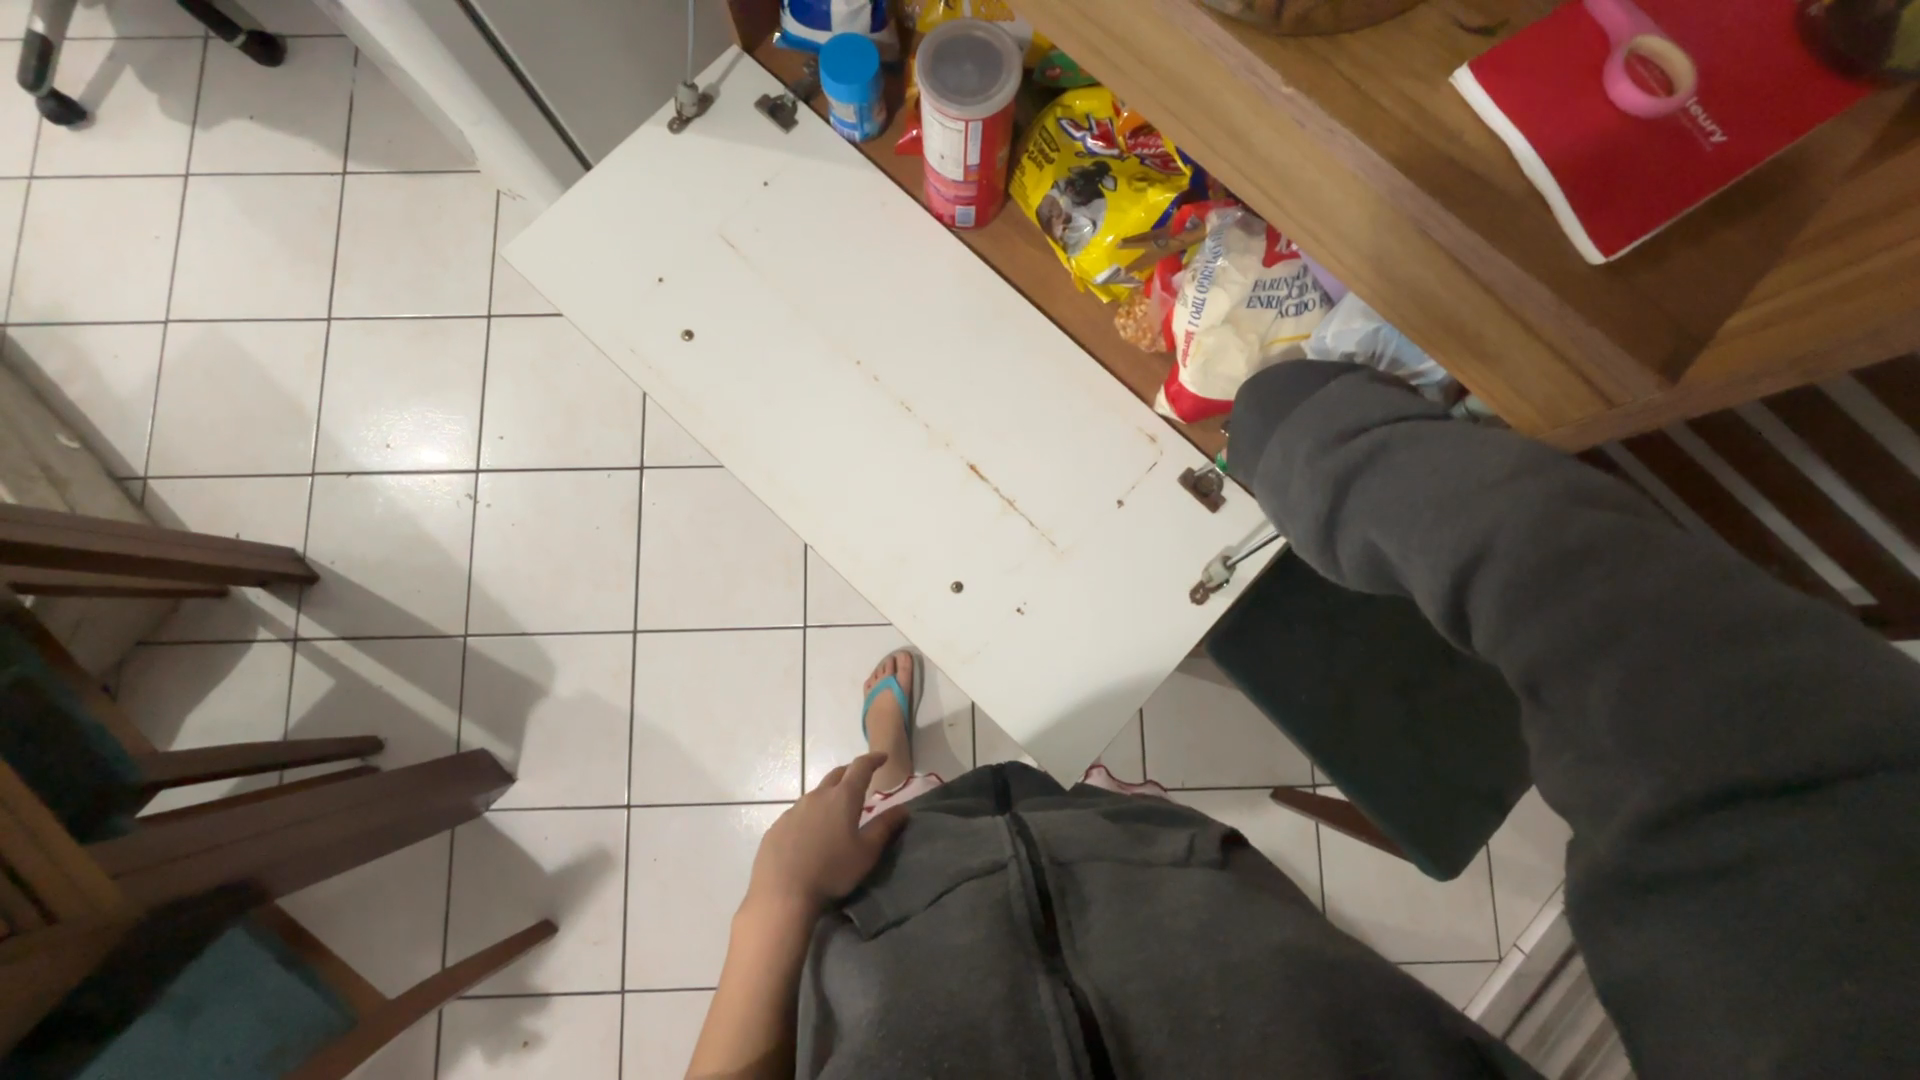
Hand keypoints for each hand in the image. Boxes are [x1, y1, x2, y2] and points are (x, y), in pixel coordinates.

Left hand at [745, 753, 907, 913]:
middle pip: (837, 775)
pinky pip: (798, 813)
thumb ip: (885, 827)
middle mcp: (817, 796)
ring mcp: (794, 810)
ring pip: (816, 794)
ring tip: (837, 813)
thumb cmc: (832, 871)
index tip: (882, 757)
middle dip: (851, 773)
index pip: (861, 767)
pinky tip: (811, 836)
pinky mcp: (777, 826)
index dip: (873, 759)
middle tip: (861, 781)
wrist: (783, 894)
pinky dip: (811, 815)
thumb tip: (903, 808)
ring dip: (830, 796)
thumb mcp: (866, 852)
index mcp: (843, 798)